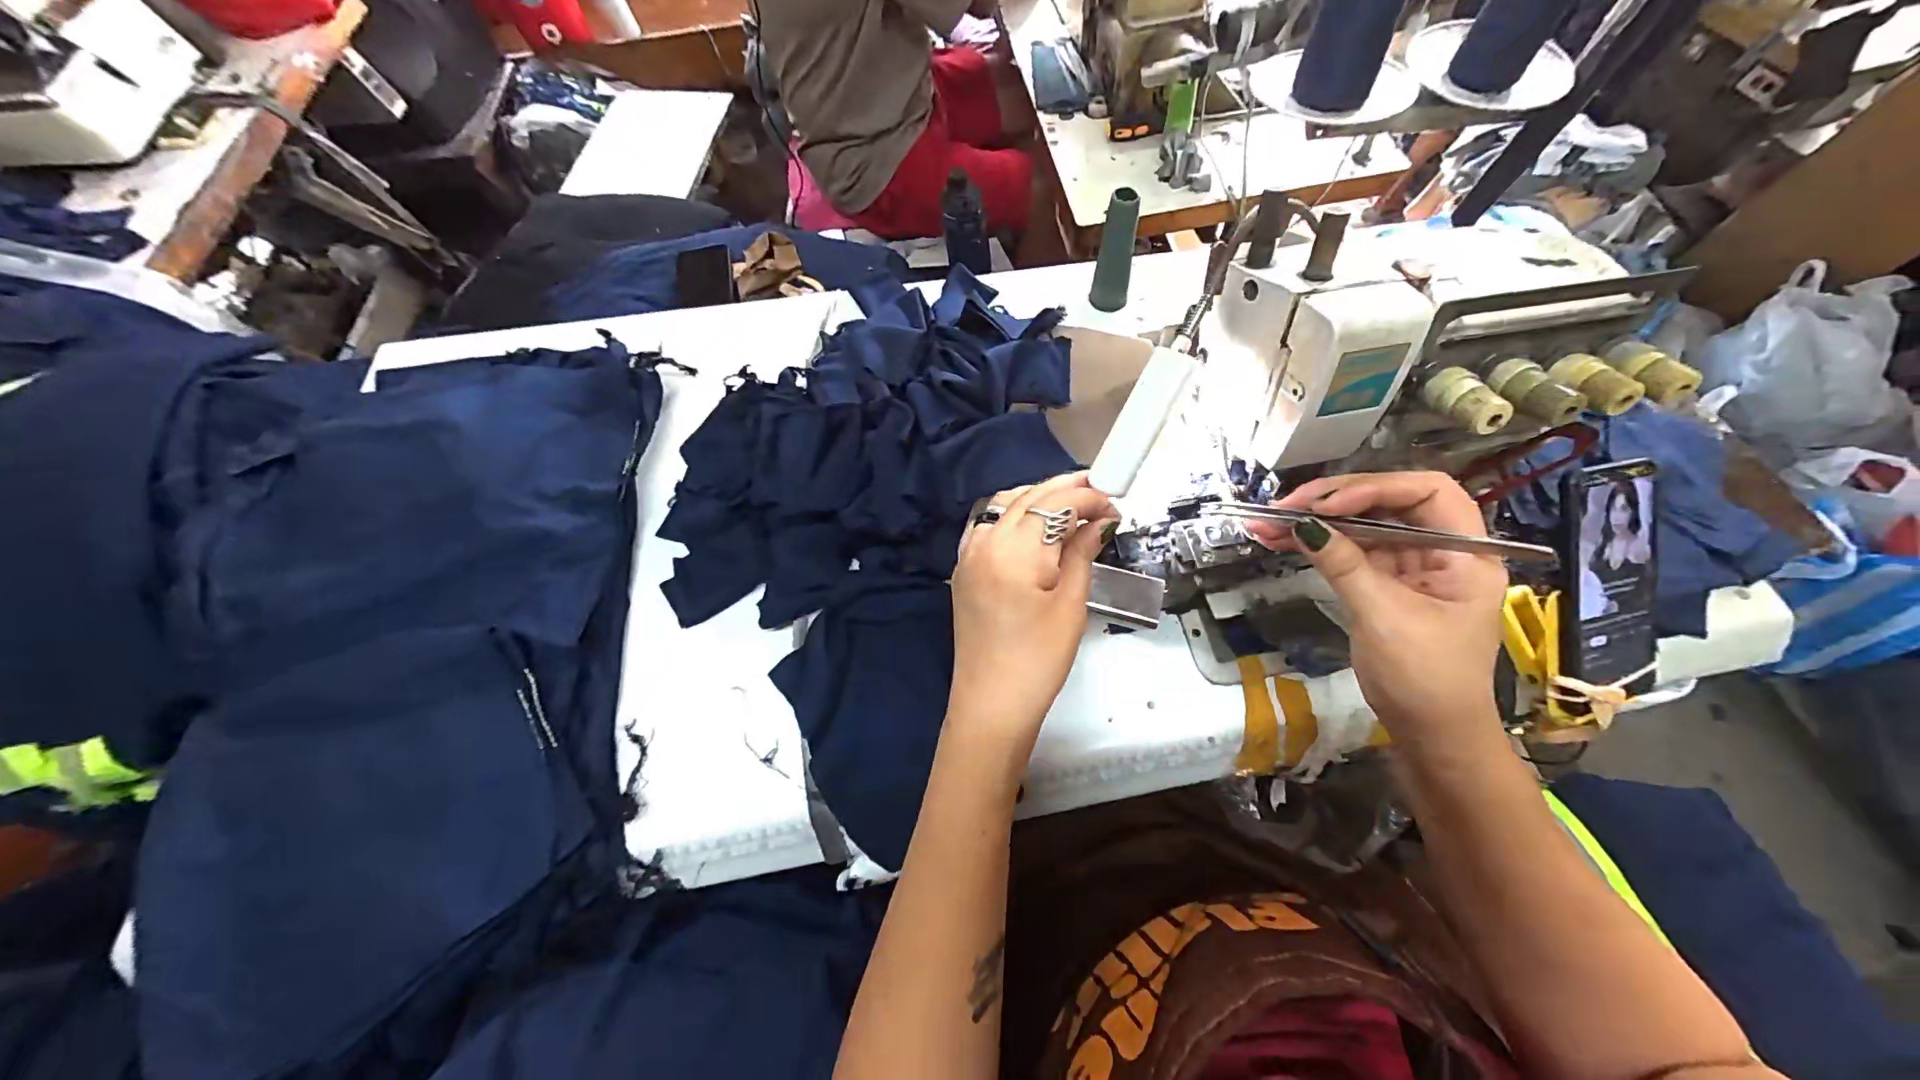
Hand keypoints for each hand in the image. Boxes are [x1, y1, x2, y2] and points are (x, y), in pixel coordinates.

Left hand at [949, 472, 1116, 752]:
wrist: (992, 704)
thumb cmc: (1037, 661)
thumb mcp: (1071, 606)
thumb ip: (1081, 554)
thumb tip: (1097, 522)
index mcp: (1013, 552)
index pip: (1054, 504)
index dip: (1088, 498)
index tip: (1113, 505)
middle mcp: (984, 544)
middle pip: (1026, 497)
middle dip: (1064, 490)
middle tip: (1099, 494)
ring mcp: (969, 556)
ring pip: (1003, 505)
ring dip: (1037, 498)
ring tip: (1072, 506)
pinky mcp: (964, 570)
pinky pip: (987, 524)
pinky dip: (1013, 514)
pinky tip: (1034, 525)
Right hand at [1243, 472, 1507, 749]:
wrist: (1429, 731)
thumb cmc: (1425, 678)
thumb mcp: (1384, 617)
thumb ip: (1344, 565)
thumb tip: (1302, 524)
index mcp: (1465, 553)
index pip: (1427, 492)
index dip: (1375, 488)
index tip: (1325, 504)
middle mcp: (1439, 550)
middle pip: (1388, 503)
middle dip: (1334, 500)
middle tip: (1286, 507)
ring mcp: (1408, 565)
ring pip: (1361, 525)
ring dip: (1315, 520)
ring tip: (1268, 522)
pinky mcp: (1382, 582)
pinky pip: (1347, 550)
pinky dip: (1315, 543)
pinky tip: (1279, 539)